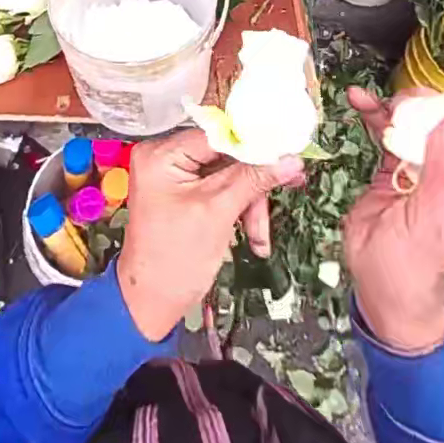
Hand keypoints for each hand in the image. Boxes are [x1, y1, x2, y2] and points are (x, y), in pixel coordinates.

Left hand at [117, 129, 302, 340]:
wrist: (149, 307)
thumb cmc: (175, 260)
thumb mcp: (218, 213)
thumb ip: (255, 179)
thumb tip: (294, 158)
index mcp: (161, 154)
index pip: (219, 135)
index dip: (256, 142)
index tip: (288, 149)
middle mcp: (165, 155)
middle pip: (227, 154)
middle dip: (254, 182)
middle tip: (290, 184)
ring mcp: (175, 174)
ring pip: (230, 172)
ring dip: (250, 202)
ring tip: (260, 235)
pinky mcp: (186, 191)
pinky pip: (222, 187)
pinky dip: (239, 208)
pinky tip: (253, 236)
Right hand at [341, 86, 443, 353]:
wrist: (378, 300)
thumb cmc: (416, 278)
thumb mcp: (435, 227)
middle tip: (417, 110)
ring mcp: (435, 169)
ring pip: (432, 120)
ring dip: (410, 105)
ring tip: (390, 107)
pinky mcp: (402, 167)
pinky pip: (395, 131)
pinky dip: (379, 114)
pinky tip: (362, 101)